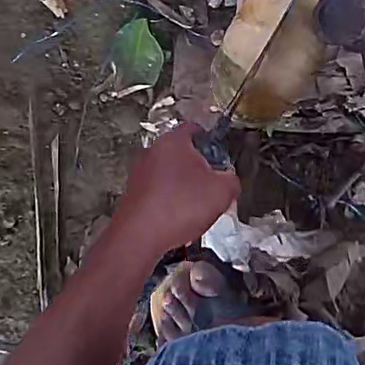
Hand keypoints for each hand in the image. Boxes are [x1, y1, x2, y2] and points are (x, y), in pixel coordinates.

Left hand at [112, 124, 240, 255]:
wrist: (139, 236)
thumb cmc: (179, 206)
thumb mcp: (222, 192)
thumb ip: (232, 180)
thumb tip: (229, 180)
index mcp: (174, 141)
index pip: (194, 129)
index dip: (210, 140)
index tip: (218, 152)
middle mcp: (152, 152)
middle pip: (181, 153)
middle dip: (198, 168)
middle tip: (212, 184)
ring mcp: (139, 173)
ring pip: (169, 174)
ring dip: (183, 186)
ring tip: (196, 207)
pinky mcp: (132, 195)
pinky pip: (157, 193)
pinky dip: (169, 202)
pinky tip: (178, 219)